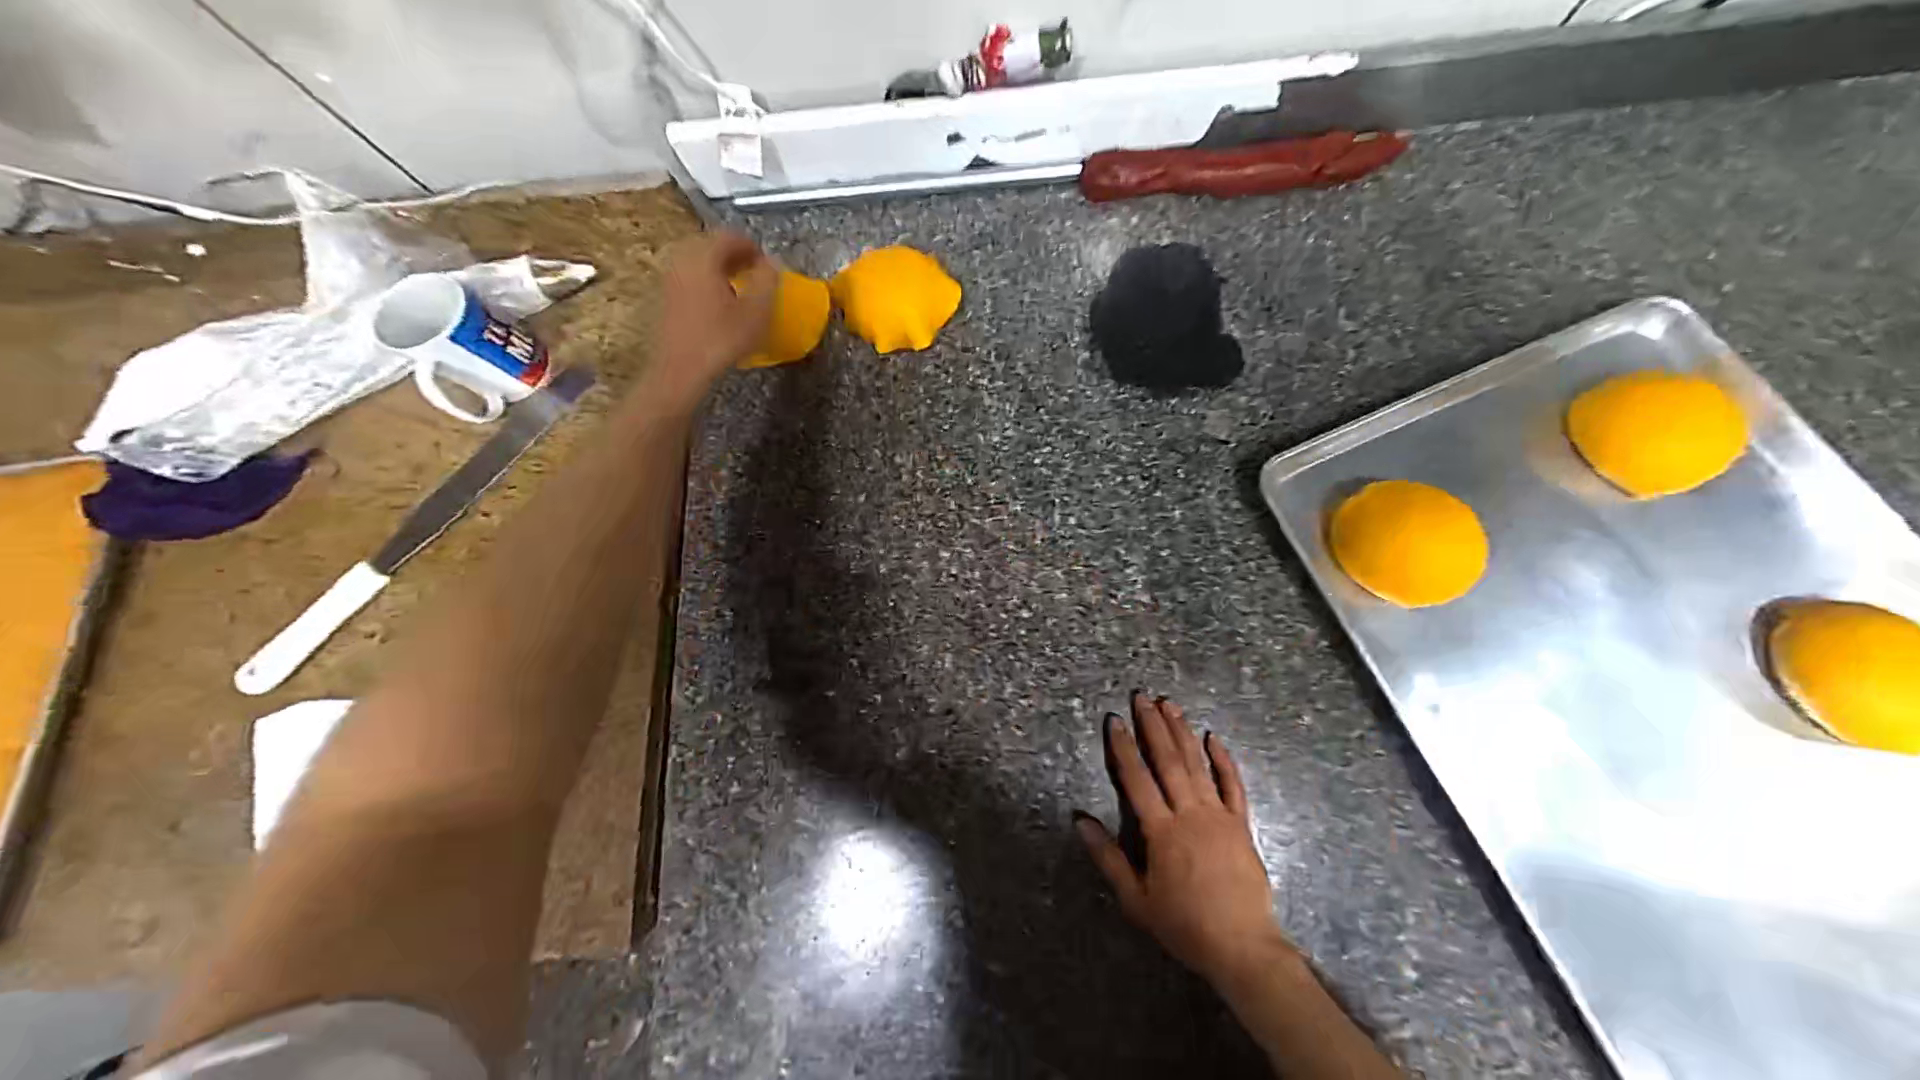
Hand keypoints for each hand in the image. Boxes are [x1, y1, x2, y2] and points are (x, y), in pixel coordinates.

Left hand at [645, 230, 777, 413]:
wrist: (682, 370)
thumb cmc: (722, 339)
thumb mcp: (757, 311)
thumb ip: (768, 281)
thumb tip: (770, 264)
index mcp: (703, 257)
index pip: (729, 236)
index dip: (752, 247)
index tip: (768, 263)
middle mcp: (682, 260)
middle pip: (711, 246)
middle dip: (736, 256)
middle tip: (756, 273)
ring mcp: (670, 279)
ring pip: (699, 263)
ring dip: (721, 269)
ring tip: (741, 288)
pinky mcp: (666, 299)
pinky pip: (690, 279)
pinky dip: (708, 282)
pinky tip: (721, 304)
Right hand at [1078, 692, 1293, 986]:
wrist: (1243, 947)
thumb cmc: (1184, 925)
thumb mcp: (1136, 898)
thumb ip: (1107, 857)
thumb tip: (1080, 821)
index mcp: (1161, 831)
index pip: (1136, 779)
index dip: (1123, 747)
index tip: (1114, 720)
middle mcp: (1189, 814)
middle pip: (1168, 761)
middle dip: (1152, 726)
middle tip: (1142, 697)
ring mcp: (1219, 816)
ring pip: (1197, 764)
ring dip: (1182, 732)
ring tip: (1170, 705)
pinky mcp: (1241, 824)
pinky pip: (1232, 785)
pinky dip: (1223, 760)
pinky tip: (1213, 737)